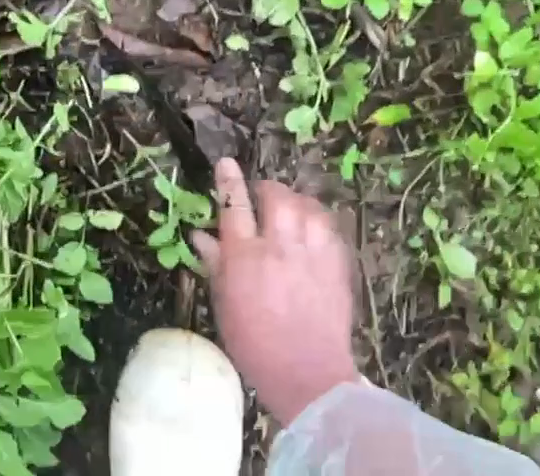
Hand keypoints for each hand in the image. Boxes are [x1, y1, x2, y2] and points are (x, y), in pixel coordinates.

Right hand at [190, 158, 356, 425]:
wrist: (309, 378)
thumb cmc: (254, 343)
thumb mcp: (223, 304)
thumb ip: (215, 264)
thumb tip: (201, 236)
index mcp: (244, 257)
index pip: (234, 206)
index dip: (229, 181)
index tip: (226, 162)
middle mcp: (279, 249)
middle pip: (276, 199)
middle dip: (267, 188)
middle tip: (260, 193)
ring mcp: (313, 258)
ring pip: (308, 209)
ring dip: (296, 201)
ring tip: (289, 207)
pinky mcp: (338, 271)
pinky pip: (330, 231)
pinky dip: (319, 222)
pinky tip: (313, 228)